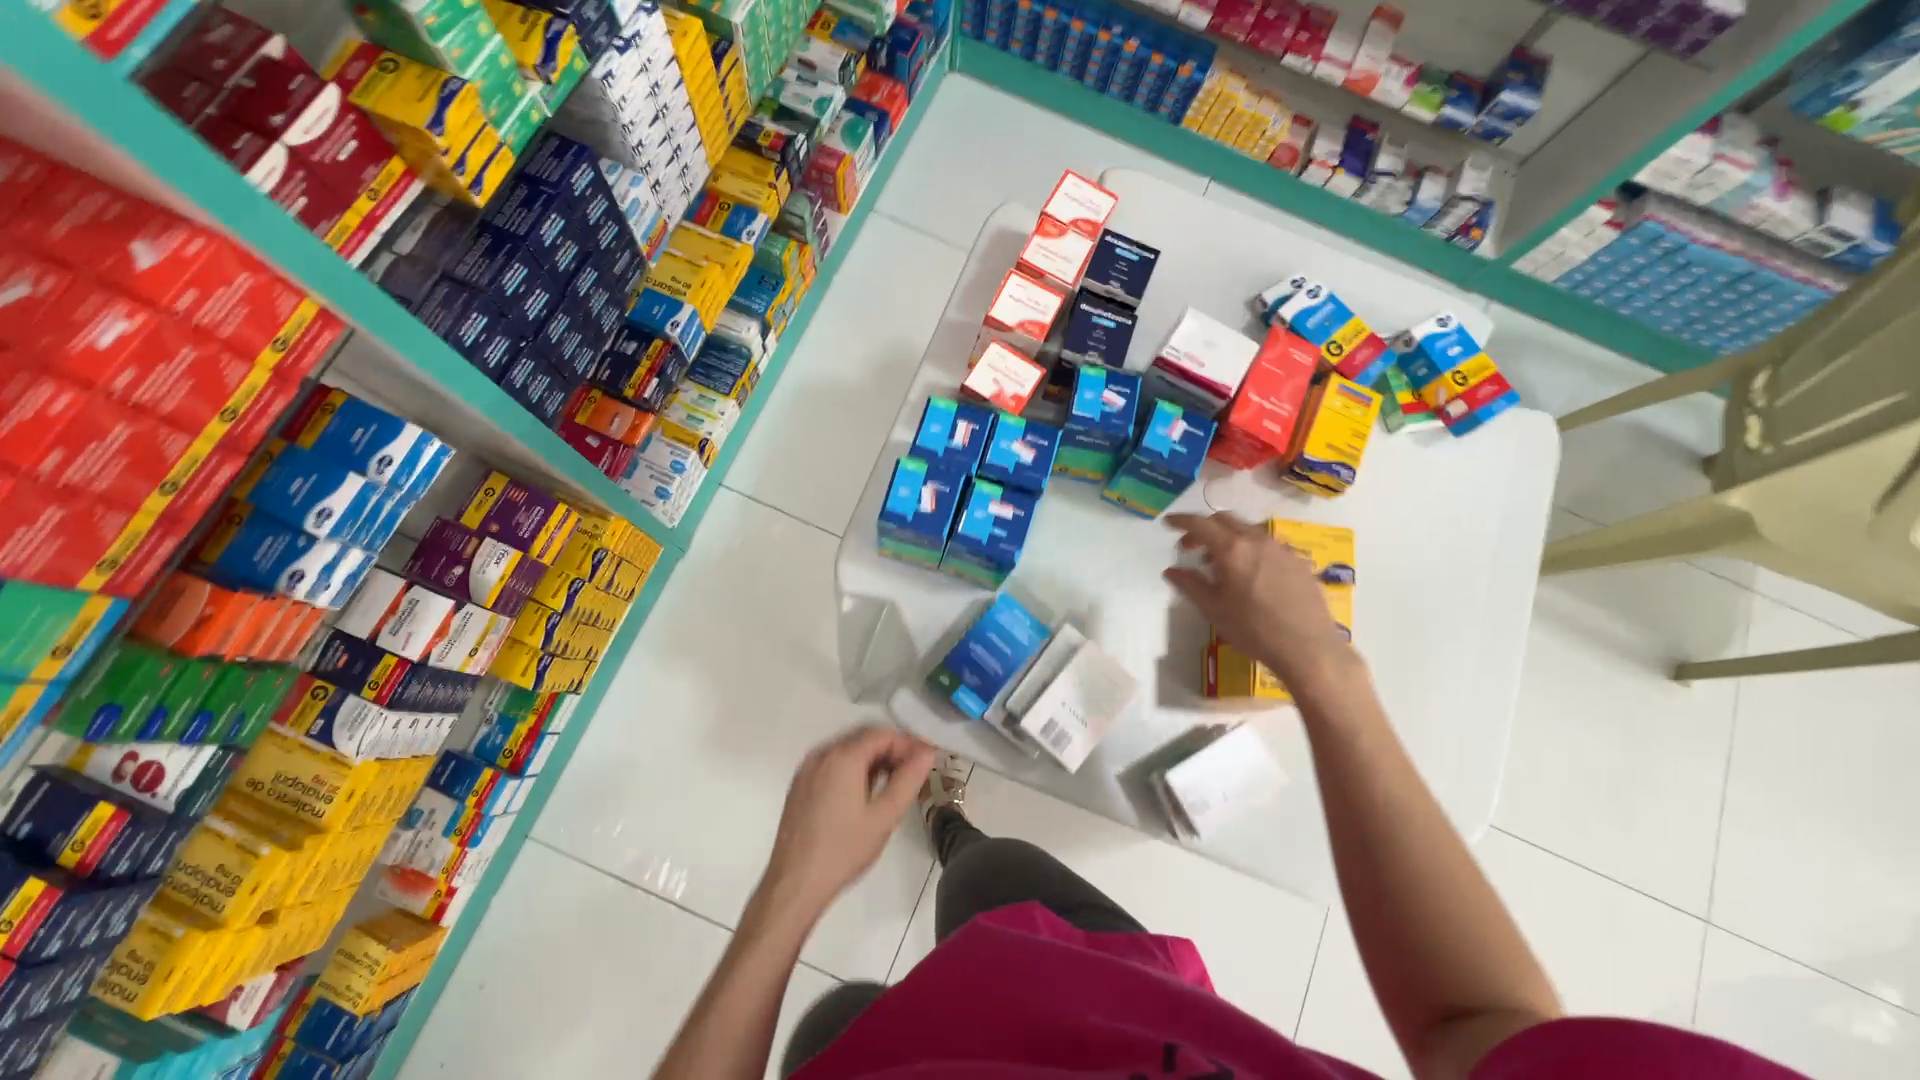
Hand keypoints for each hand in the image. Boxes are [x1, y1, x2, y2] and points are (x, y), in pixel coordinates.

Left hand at [758, 726, 936, 921]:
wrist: (795, 883)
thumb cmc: (844, 850)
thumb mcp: (884, 816)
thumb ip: (908, 779)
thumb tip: (927, 752)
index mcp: (842, 757)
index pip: (883, 733)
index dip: (908, 743)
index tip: (926, 761)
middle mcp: (821, 754)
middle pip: (863, 738)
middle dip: (891, 750)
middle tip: (913, 773)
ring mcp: (807, 769)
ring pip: (847, 751)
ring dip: (873, 760)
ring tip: (893, 785)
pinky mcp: (800, 785)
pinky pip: (832, 764)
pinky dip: (852, 769)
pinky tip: (864, 794)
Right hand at [1164, 512, 1357, 693]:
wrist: (1307, 647)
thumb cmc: (1253, 630)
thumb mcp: (1213, 610)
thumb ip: (1190, 585)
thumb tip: (1171, 570)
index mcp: (1232, 549)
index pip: (1201, 524)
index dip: (1182, 521)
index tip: (1169, 523)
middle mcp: (1258, 540)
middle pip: (1225, 520)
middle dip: (1204, 529)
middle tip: (1191, 548)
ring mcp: (1281, 549)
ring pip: (1249, 531)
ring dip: (1229, 539)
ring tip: (1221, 565)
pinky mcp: (1298, 561)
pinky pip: (1268, 546)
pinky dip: (1251, 550)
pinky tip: (1251, 575)